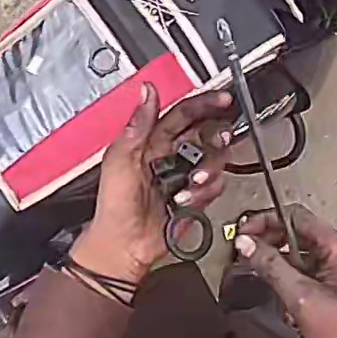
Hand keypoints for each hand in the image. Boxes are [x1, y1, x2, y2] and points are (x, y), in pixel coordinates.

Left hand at [68, 84, 233, 287]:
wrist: (124, 244)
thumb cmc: (114, 205)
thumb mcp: (119, 159)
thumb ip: (138, 125)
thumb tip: (146, 93)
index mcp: (152, 141)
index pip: (182, 114)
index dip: (203, 103)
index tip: (222, 99)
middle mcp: (171, 156)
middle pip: (205, 134)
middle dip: (217, 135)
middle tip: (221, 138)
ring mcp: (184, 176)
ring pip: (214, 159)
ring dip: (208, 169)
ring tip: (192, 181)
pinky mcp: (195, 196)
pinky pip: (214, 185)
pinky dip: (204, 192)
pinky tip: (186, 200)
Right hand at [234, 205, 336, 337]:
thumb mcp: (301, 299)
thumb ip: (270, 267)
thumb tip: (246, 243)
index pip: (296, 216)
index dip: (265, 221)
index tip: (244, 233)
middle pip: (297, 231)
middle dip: (269, 240)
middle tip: (244, 251)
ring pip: (300, 252)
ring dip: (278, 261)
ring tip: (260, 274)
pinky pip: (307, 270)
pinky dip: (289, 277)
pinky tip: (282, 295)